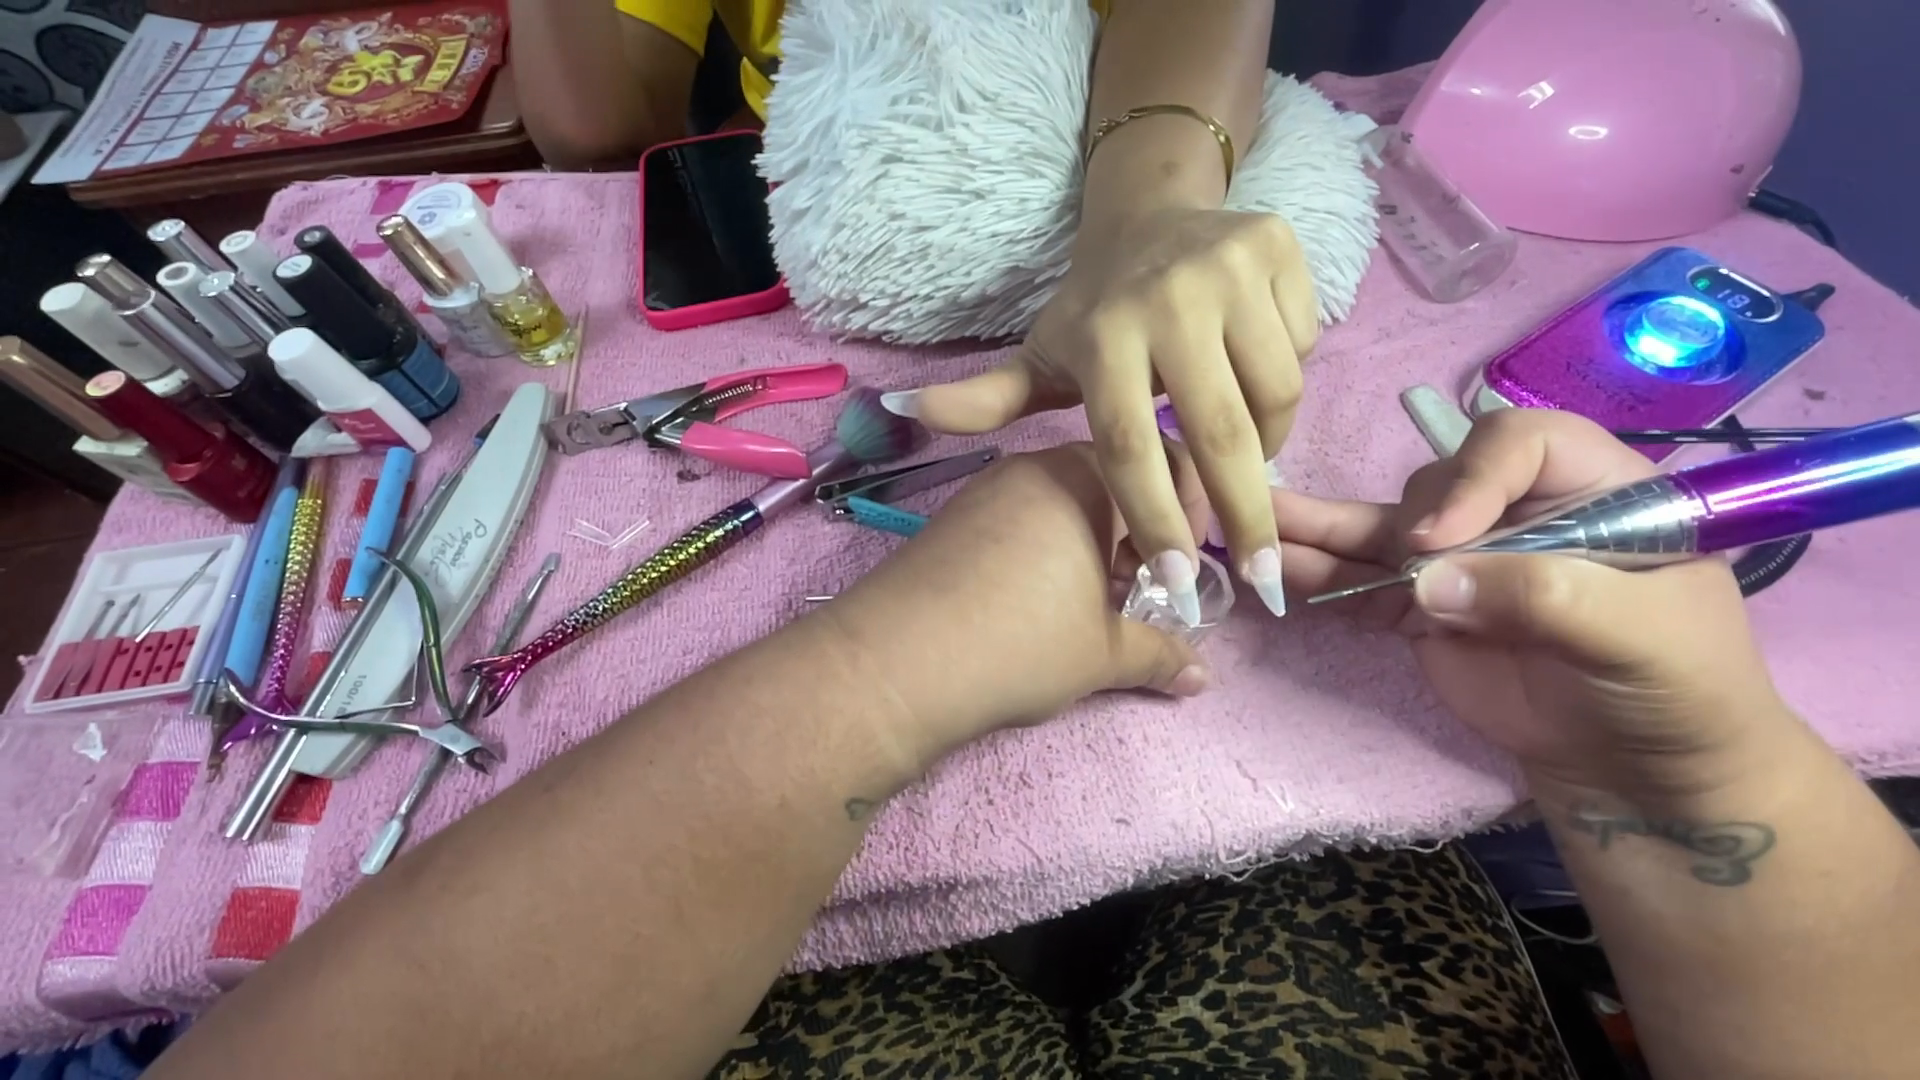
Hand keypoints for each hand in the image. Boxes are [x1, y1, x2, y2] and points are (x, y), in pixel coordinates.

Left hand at [821, 445, 1209, 767]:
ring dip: (1090, 539)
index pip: (1163, 468)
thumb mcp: (1101, 654)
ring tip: (1089, 598)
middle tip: (1140, 586)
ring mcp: (988, 487)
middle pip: (1111, 479)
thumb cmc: (1021, 643)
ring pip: (1061, 498)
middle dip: (1137, 531)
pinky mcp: (953, 515)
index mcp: (1086, 478)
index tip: (1184, 566)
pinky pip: (1019, 514)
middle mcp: (1036, 466)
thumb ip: (1158, 655)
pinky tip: (1035, 596)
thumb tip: (1199, 676)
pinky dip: (1045, 544)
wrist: (899, 659)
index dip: (1187, 517)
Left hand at [880, 206, 1318, 624]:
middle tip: (1264, 583)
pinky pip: (1303, 347)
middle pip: (1219, 432)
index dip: (1154, 521)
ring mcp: (1231, 267)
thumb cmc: (1093, 310)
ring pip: (1276, 392)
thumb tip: (904, 411)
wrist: (1147, 216)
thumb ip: (986, 397)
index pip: (1129, 446)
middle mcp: (1169, 298)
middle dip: (1246, 517)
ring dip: (1268, 444)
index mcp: (1101, 338)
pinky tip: (1255, 382)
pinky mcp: (1280, 248)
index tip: (1179, 585)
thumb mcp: (1040, 357)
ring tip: (1244, 455)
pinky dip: (1285, 384)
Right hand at [1274, 408, 1800, 803]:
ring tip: (1256, 521)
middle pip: (1436, 485)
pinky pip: (1361, 583)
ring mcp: (1458, 560)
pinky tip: (1270, 562)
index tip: (1442, 537)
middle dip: (1403, 518)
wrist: (1636, 768)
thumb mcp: (1640, 637)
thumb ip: (1543, 595)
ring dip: (1319, 531)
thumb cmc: (1675, 690)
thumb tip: (1426, 580)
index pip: (1518, 444)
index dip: (1473, 476)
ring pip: (1380, 532)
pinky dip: (1317, 576)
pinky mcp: (1419, 604)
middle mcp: (1512, 512)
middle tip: (1399, 560)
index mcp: (1591, 491)